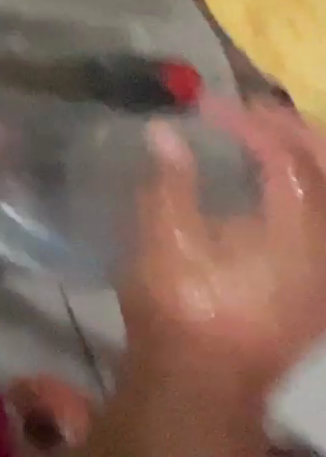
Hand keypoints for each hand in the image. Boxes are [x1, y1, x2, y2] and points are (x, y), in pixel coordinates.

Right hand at [120, 103, 325, 400]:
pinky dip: (304, 184)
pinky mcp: (317, 275)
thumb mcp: (163, 237)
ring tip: (263, 130)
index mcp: (298, 236)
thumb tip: (164, 131)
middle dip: (297, 133)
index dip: (250, 126)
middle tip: (249, 106)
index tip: (204, 104)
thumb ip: (170, 181)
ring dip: (305, 157)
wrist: (203, 368)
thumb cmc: (179, 299)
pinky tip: (270, 177)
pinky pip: (324, 215)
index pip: (290, 164)